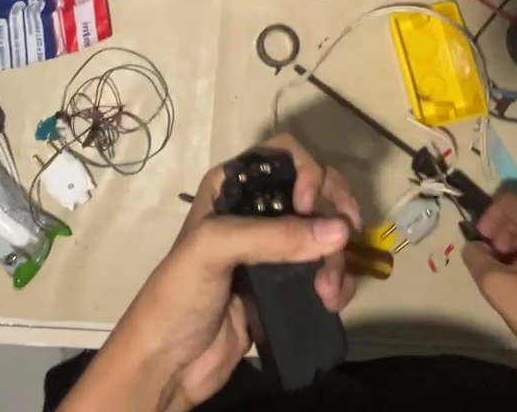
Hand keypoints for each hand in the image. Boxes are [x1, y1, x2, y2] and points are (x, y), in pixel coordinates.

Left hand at [64, 134, 361, 411]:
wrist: (171, 362)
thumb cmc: (180, 292)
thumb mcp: (214, 249)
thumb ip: (273, 236)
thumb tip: (339, 231)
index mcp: (234, 186)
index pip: (286, 154)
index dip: (307, 171)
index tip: (308, 207)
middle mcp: (258, 209)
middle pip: (316, 188)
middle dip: (334, 211)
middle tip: (345, 237)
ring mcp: (275, 247)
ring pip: (326, 231)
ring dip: (336, 257)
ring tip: (327, 290)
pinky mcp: (288, 283)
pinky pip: (327, 268)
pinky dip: (338, 281)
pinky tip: (330, 301)